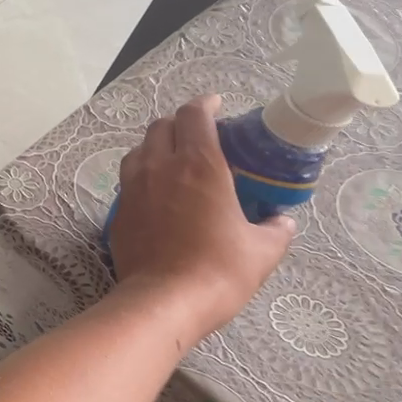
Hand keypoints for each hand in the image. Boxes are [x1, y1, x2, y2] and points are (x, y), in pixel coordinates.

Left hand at [108, 94, 294, 347]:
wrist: (165, 296)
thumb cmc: (220, 269)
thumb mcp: (264, 248)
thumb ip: (275, 227)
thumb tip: (281, 220)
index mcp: (198, 166)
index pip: (193, 117)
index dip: (204, 105)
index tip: (215, 104)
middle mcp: (159, 167)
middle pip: (160, 127)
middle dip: (179, 122)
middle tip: (200, 133)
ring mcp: (133, 186)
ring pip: (139, 148)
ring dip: (156, 144)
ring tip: (176, 156)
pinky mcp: (119, 207)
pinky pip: (129, 176)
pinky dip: (144, 170)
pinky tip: (158, 188)